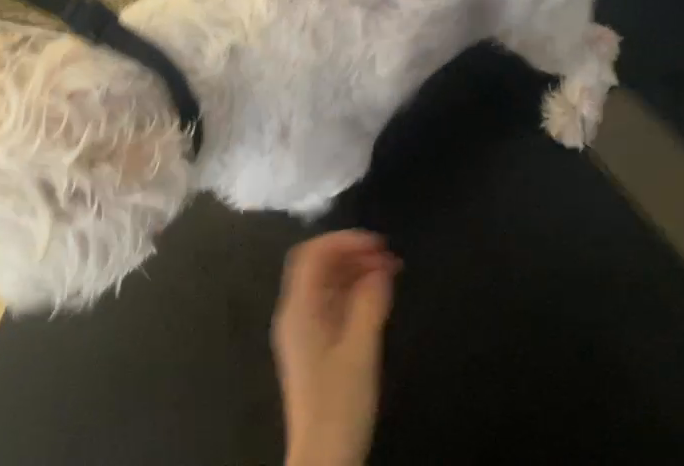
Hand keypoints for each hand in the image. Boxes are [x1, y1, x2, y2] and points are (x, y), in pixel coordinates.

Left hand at [272, 230, 399, 465]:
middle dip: (351, 254)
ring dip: (354, 272)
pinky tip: (376, 297)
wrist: (324, 457)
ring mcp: (302, 332)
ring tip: (388, 272)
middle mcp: (295, 314)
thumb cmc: (340, 403)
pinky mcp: (313, 348)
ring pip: (325, 286)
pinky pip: (330, 306)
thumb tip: (381, 267)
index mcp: (298, 310)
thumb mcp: (361, 350)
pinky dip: (352, 294)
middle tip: (388, 256)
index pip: (312, 254)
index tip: (377, 243)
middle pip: (317, 267)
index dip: (343, 240)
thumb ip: (371, 302)